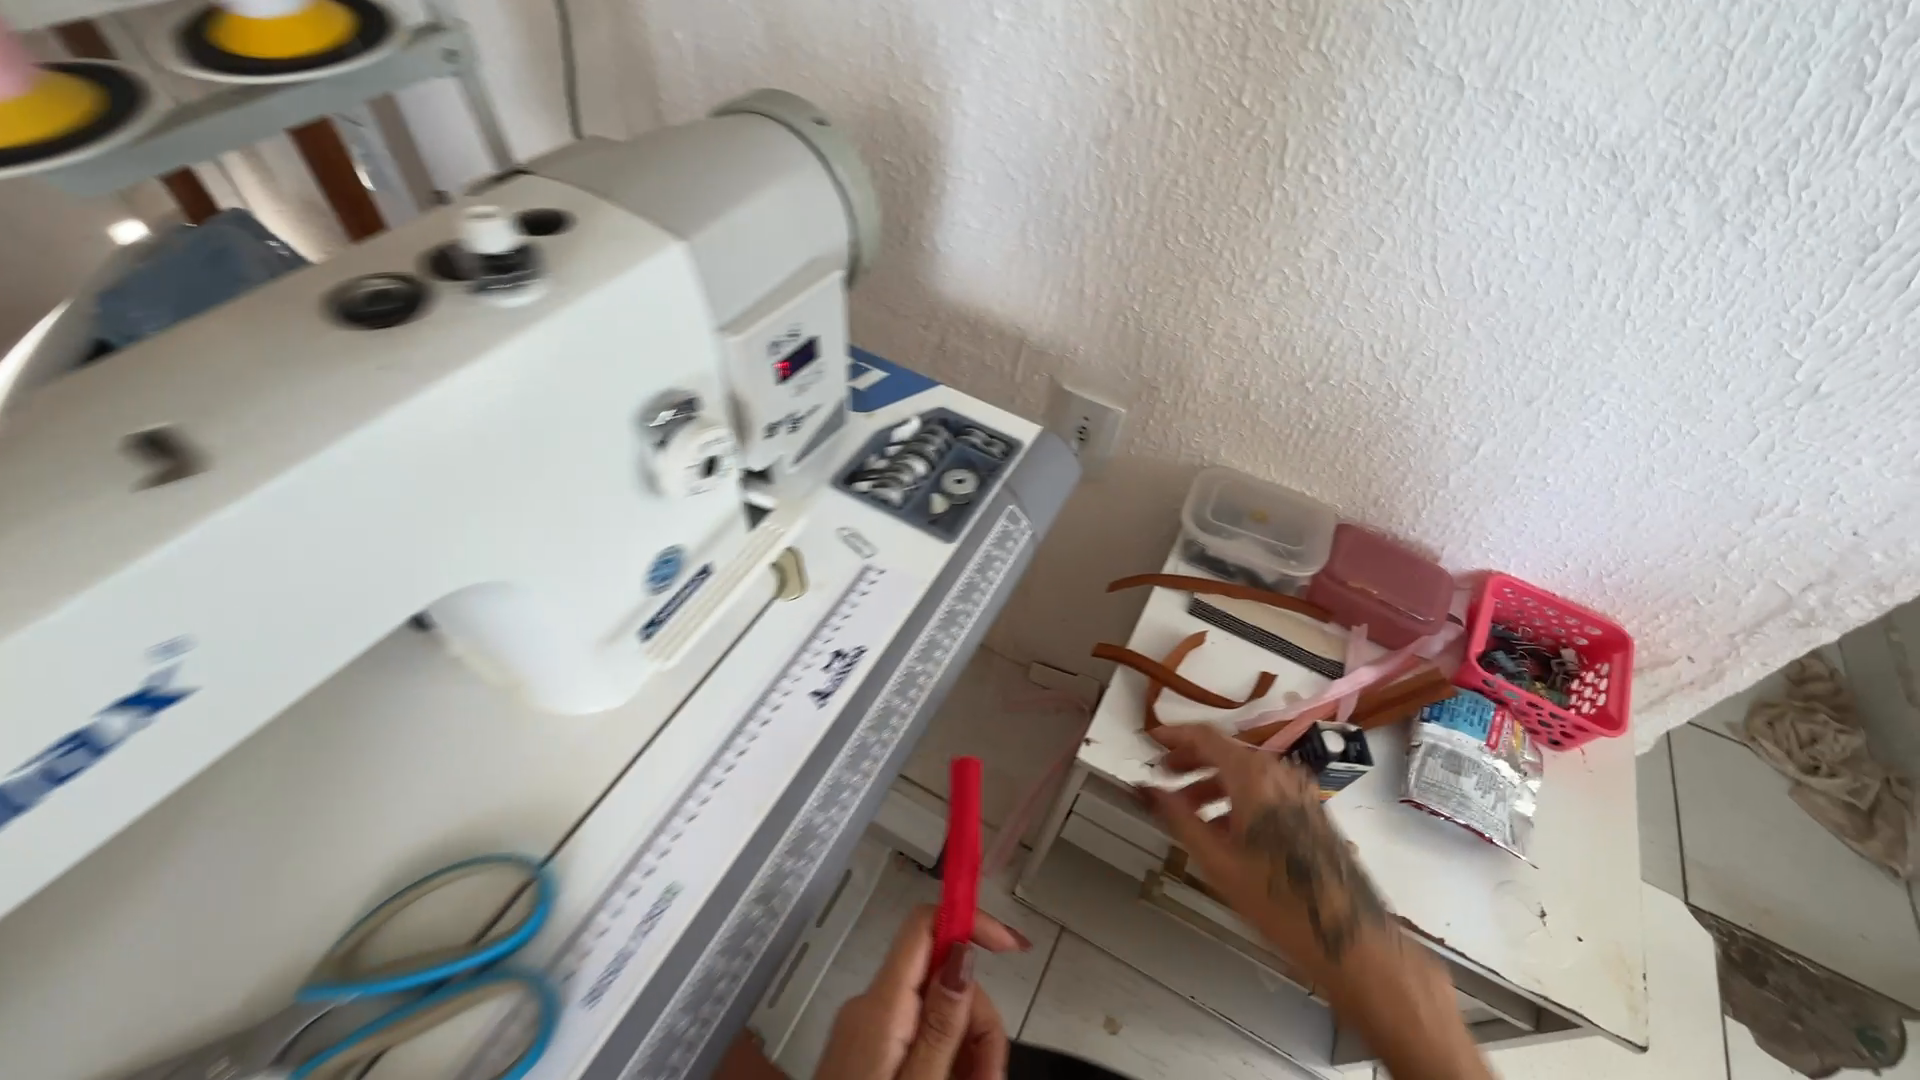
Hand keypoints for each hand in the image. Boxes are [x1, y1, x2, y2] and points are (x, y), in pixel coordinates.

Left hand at [815, 904, 1028, 1079]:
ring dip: (967, 1048)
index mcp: (879, 1006)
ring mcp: (867, 1029)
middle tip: (990, 1077)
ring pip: (937, 1011)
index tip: (1012, 948)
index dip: (969, 923)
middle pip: (942, 979)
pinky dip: (945, 1059)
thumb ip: (942, 1023)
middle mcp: (870, 1006)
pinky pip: (919, 1036)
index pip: (924, 927)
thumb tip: (962, 951)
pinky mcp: (868, 1052)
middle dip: (977, 1020)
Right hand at [1142, 722, 1390, 973]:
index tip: (1153, 740)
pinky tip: (1224, 830)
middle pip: (1227, 752)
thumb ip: (1178, 818)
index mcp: (1254, 776)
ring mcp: (1300, 791)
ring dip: (1213, 782)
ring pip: (1246, 773)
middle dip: (1191, 761)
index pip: (1206, 737)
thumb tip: (1147, 790)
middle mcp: (1279, 773)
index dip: (1175, 735)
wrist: (1349, 938)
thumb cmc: (1278, 900)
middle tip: (1164, 775)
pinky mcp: (1312, 810)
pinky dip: (1237, 796)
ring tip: (1189, 811)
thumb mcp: (1216, 860)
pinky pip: (1266, 789)